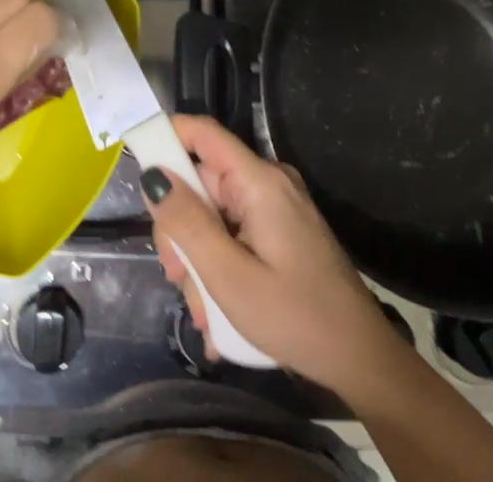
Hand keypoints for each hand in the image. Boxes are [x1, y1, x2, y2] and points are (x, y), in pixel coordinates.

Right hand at [144, 115, 398, 396]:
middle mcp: (268, 185)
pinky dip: (218, 267)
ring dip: (197, 260)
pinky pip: (231, 234)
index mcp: (259, 183)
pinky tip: (219, 312)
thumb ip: (186, 222)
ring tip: (205, 311)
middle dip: (180, 230)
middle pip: (200, 183)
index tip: (134, 168)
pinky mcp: (280, 233)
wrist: (359, 359)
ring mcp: (275, 209)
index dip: (164, 138)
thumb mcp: (228, 275)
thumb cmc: (295, 316)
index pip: (202, 133)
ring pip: (211, 216)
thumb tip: (153, 175)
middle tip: (176, 277)